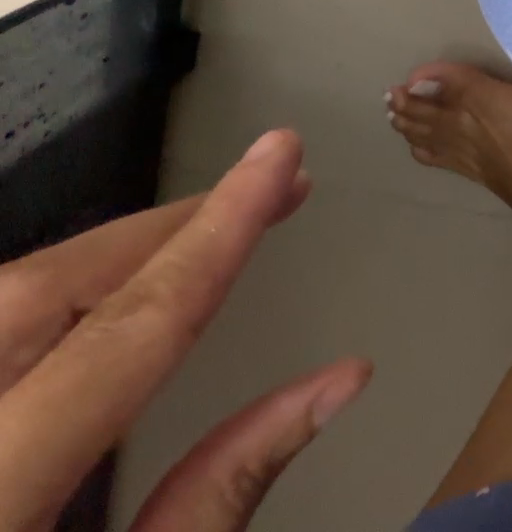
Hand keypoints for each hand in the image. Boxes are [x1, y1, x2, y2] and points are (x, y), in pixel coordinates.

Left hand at [0, 130, 370, 530]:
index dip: (217, 233)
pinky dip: (35, 304)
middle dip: (163, 226)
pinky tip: (95, 294)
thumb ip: (220, 492)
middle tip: (268, 182)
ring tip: (201, 229)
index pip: (125, 332)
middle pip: (28, 297)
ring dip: (103, 258)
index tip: (280, 159)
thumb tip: (340, 380)